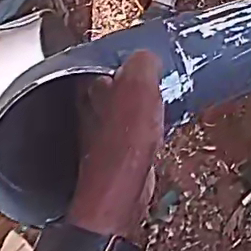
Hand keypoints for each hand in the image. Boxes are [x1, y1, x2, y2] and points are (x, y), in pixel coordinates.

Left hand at [70, 49, 164, 236]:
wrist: (120, 196)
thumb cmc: (125, 144)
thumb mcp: (140, 88)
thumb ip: (143, 64)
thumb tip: (147, 56)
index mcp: (87, 86)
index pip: (105, 57)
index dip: (130, 55)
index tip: (152, 54)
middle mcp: (86, 107)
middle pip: (115, 80)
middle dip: (137, 78)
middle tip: (162, 74)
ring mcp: (98, 131)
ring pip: (123, 104)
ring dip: (143, 101)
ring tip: (164, 97)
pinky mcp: (113, 152)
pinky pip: (132, 126)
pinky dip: (146, 123)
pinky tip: (159, 125)